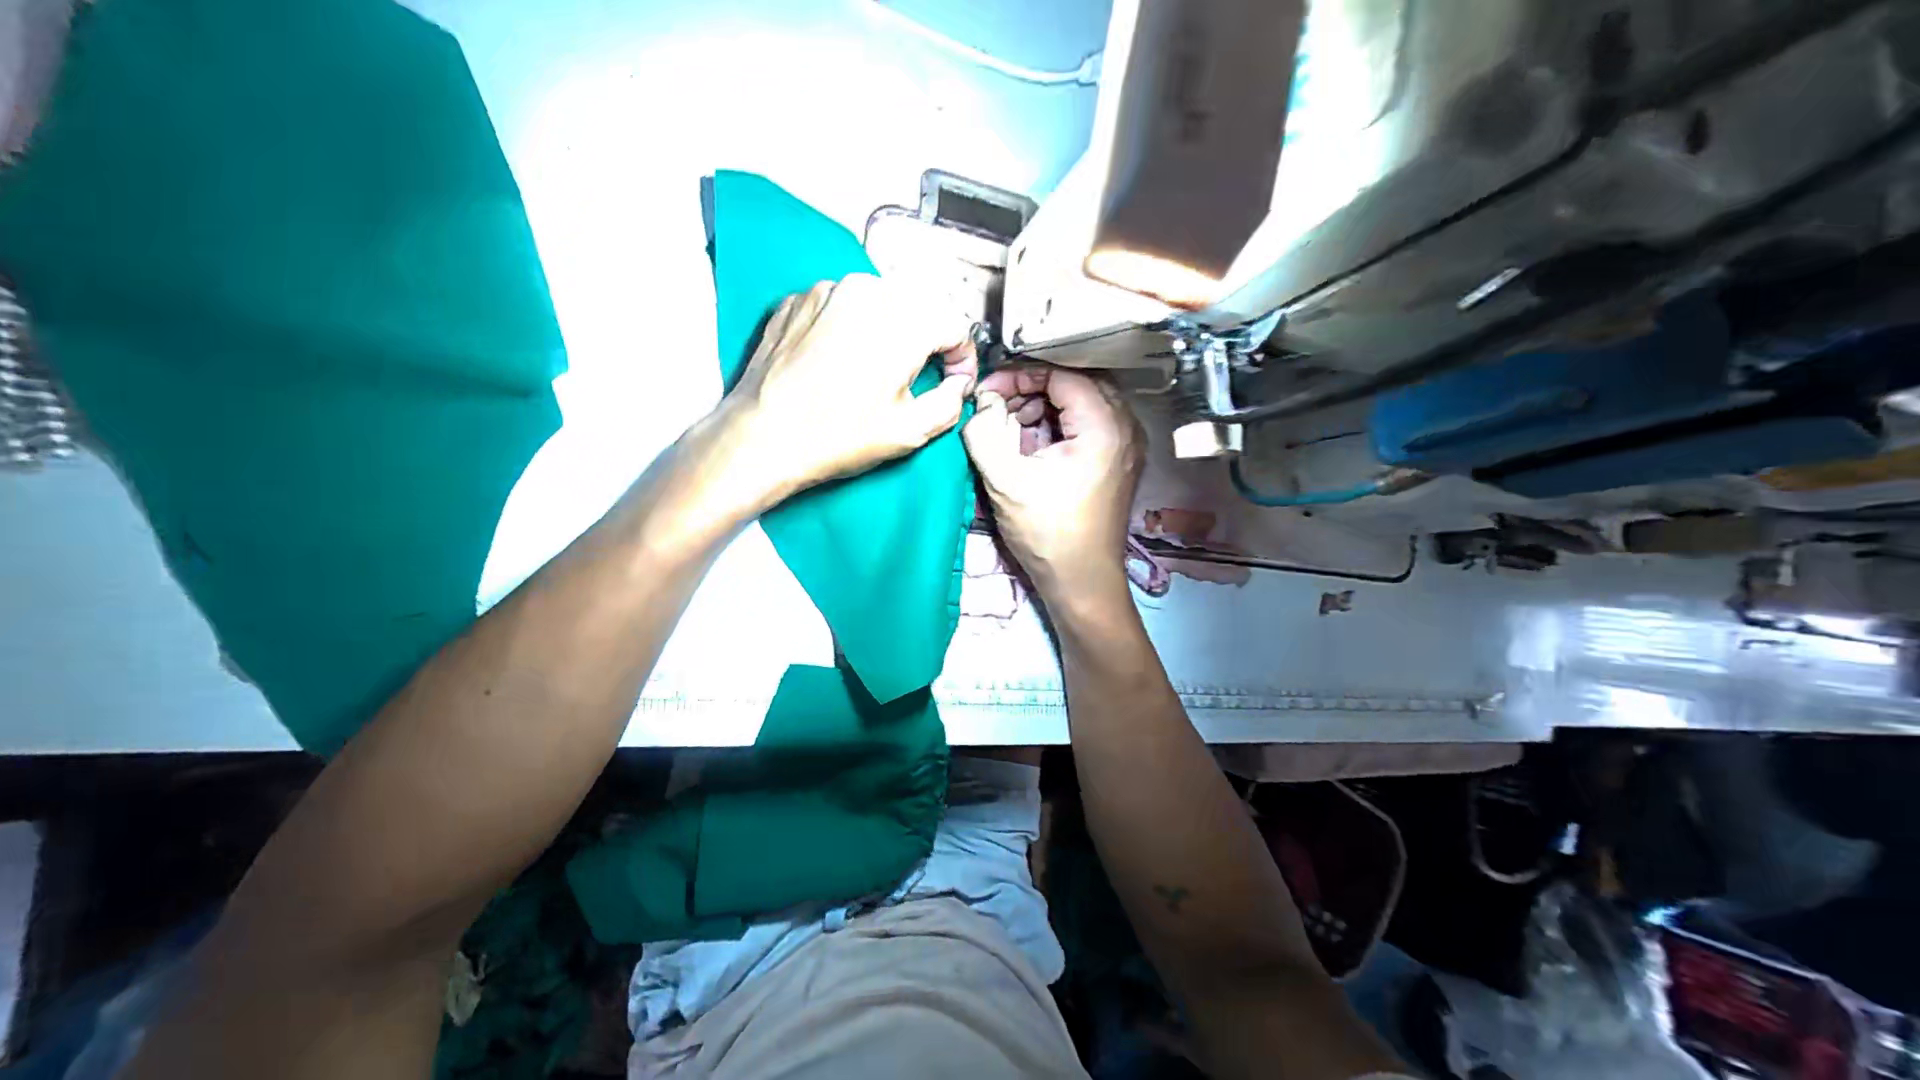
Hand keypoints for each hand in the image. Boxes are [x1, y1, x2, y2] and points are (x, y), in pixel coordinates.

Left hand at [721, 273, 975, 503]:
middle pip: (918, 308)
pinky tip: (837, 364)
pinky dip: (848, 329)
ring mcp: (827, 290)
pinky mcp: (797, 300)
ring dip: (887, 332)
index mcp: (904, 320)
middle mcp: (867, 291)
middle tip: (917, 379)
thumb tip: (956, 385)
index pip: (955, 325)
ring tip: (873, 373)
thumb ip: (950, 402)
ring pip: (878, 303)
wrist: (761, 436)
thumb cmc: (835, 436)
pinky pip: (840, 307)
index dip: (962, 358)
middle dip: (926, 341)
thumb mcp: (910, 431)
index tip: (953, 382)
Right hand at [962, 366, 1142, 599]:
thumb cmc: (1047, 534)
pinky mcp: (1119, 461)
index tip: (988, 392)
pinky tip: (1031, 443)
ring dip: (1045, 406)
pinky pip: (1090, 424)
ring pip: (1083, 402)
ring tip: (1011, 426)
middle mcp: (1125, 428)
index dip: (1019, 376)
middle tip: (999, 405)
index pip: (1062, 375)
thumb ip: (984, 431)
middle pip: (1076, 383)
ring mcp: (1126, 445)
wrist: (1082, 580)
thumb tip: (980, 401)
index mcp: (1104, 427)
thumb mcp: (1004, 480)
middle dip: (1032, 388)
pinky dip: (1059, 424)